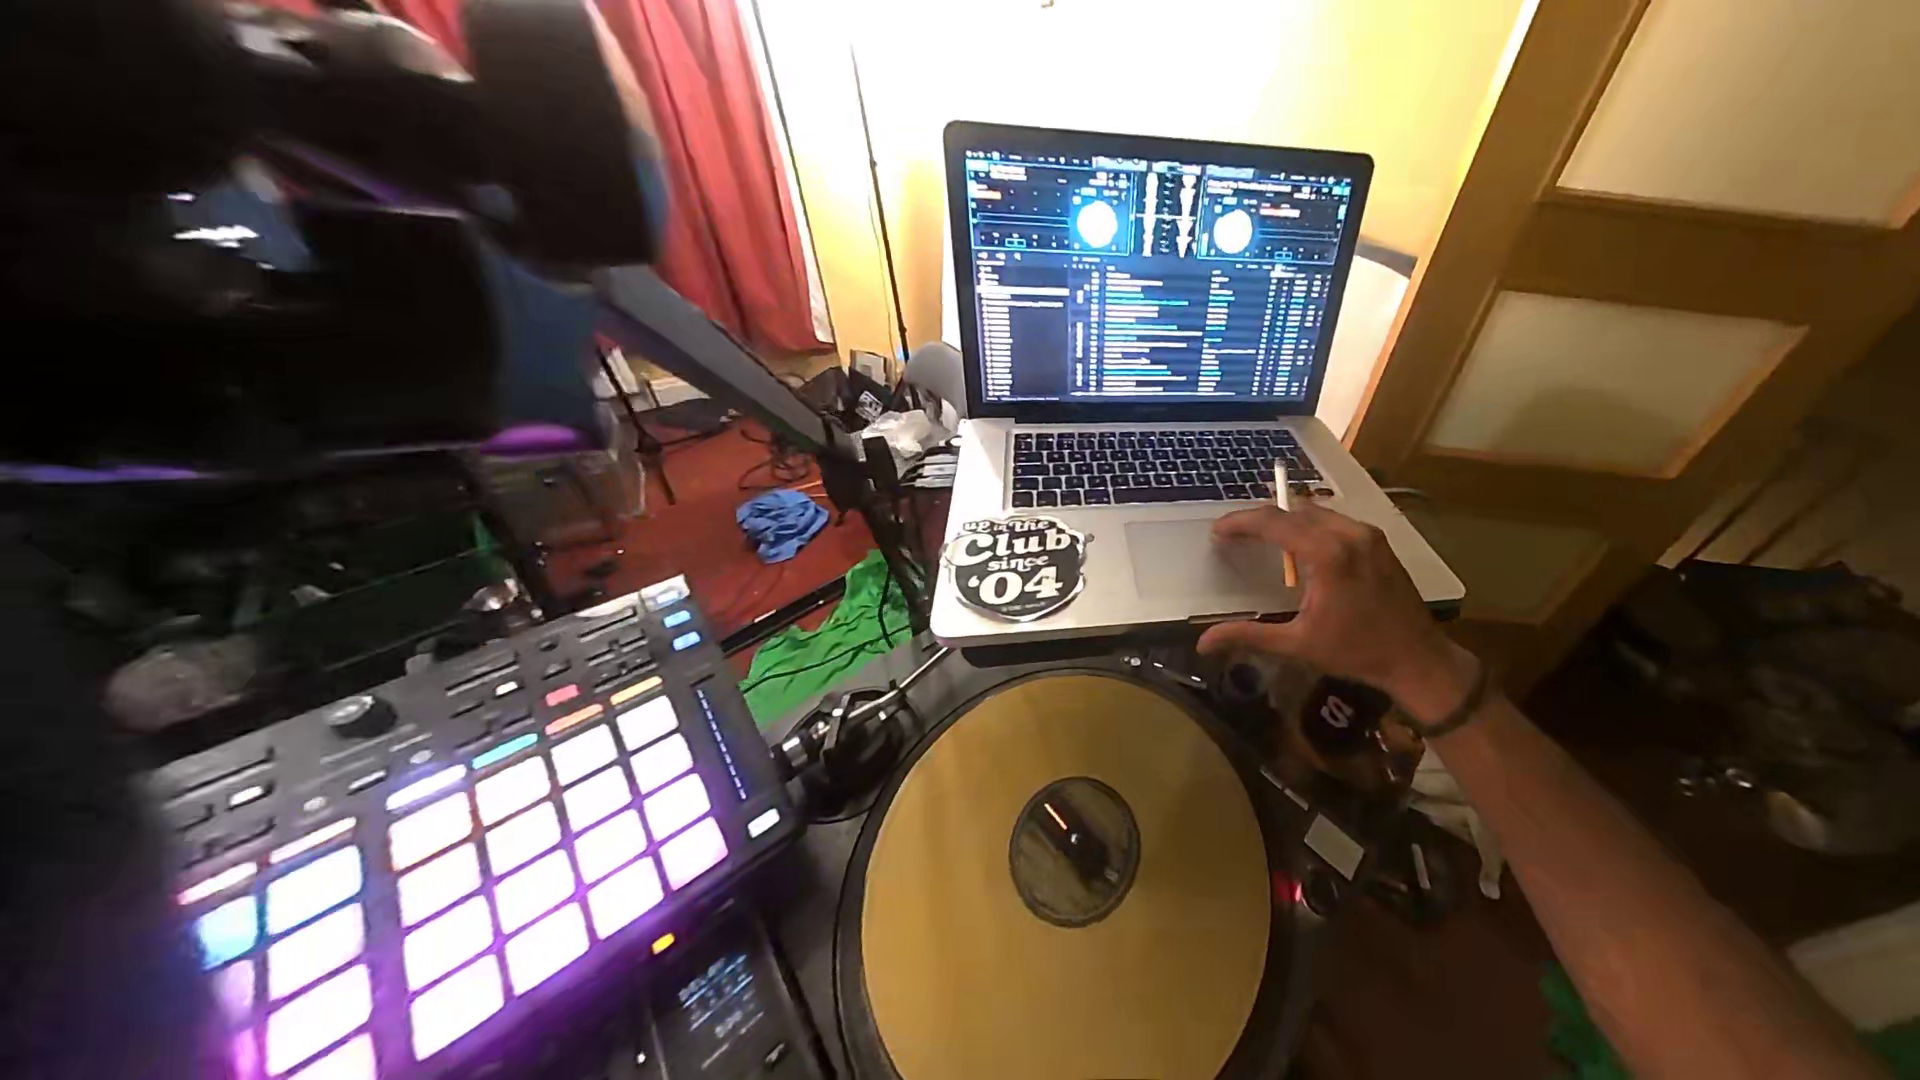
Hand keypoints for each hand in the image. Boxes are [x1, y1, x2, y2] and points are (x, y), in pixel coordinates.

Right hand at [1196, 503, 1474, 718]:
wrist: (1418, 660)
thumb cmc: (1355, 652)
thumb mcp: (1296, 645)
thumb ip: (1248, 635)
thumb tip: (1203, 642)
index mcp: (1327, 555)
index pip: (1272, 522)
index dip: (1239, 523)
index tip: (1216, 531)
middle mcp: (1348, 534)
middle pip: (1291, 511)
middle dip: (1258, 519)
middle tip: (1233, 534)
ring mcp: (1367, 535)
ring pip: (1313, 511)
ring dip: (1283, 519)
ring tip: (1259, 536)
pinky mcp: (1377, 541)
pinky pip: (1333, 519)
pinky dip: (1307, 524)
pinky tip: (1296, 544)